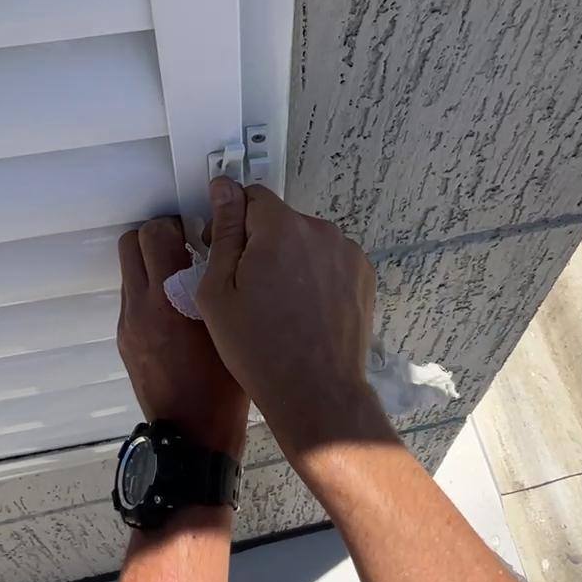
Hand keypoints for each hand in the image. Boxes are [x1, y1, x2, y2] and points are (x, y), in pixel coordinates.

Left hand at [116, 218, 249, 458]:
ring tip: (179, 278)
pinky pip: (131, 298)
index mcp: (172, 297)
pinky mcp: (125, 339)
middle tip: (181, 246)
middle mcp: (142, 305)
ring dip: (150, 263)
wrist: (193, 433)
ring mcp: (129, 323)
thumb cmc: (222, 384)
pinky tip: (174, 309)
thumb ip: (221, 284)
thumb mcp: (233, 324)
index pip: (156, 233)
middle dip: (155, 236)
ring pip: (129, 270)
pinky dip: (148, 291)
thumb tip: (221, 253)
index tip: (193, 232)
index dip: (175, 224)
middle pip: (131, 242)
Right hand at [195, 178, 390, 458]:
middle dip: (261, 242)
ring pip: (304, 240)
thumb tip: (223, 187)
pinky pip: (328, 259)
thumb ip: (223, 232)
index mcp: (281, 228)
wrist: (316, 393)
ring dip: (290, 257)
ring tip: (280, 304)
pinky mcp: (363, 273)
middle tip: (249, 288)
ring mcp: (346, 251)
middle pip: (279, 219)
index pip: (251, 196)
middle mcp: (320, 230)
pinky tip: (304, 309)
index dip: (232, 221)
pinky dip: (314, 274)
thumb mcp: (218, 291)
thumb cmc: (259, 348)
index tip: (224, 252)